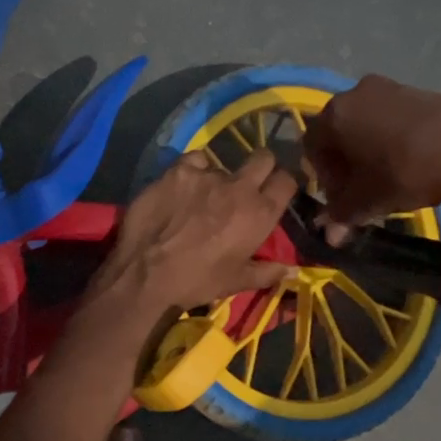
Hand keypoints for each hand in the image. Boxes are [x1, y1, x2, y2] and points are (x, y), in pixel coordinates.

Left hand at [93, 148, 297, 311]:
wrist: (147, 273)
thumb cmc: (198, 281)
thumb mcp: (236, 282)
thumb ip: (267, 271)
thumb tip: (294, 270)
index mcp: (259, 213)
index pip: (287, 181)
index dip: (282, 184)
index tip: (273, 192)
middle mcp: (239, 187)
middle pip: (263, 158)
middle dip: (260, 167)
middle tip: (247, 183)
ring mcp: (208, 174)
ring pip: (222, 164)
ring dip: (218, 178)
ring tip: (201, 198)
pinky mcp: (178, 169)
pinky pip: (194, 161)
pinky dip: (192, 171)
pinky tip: (182, 187)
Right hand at [304, 74, 440, 241]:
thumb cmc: (405, 174)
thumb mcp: (367, 201)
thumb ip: (341, 216)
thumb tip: (328, 236)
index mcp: (334, 115)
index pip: (311, 147)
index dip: (323, 178)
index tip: (341, 199)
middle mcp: (355, 92)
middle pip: (337, 132)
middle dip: (344, 163)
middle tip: (361, 190)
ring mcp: (389, 86)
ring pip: (365, 123)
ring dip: (368, 150)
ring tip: (387, 177)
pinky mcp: (418, 90)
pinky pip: (391, 116)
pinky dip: (391, 138)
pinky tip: (410, 161)